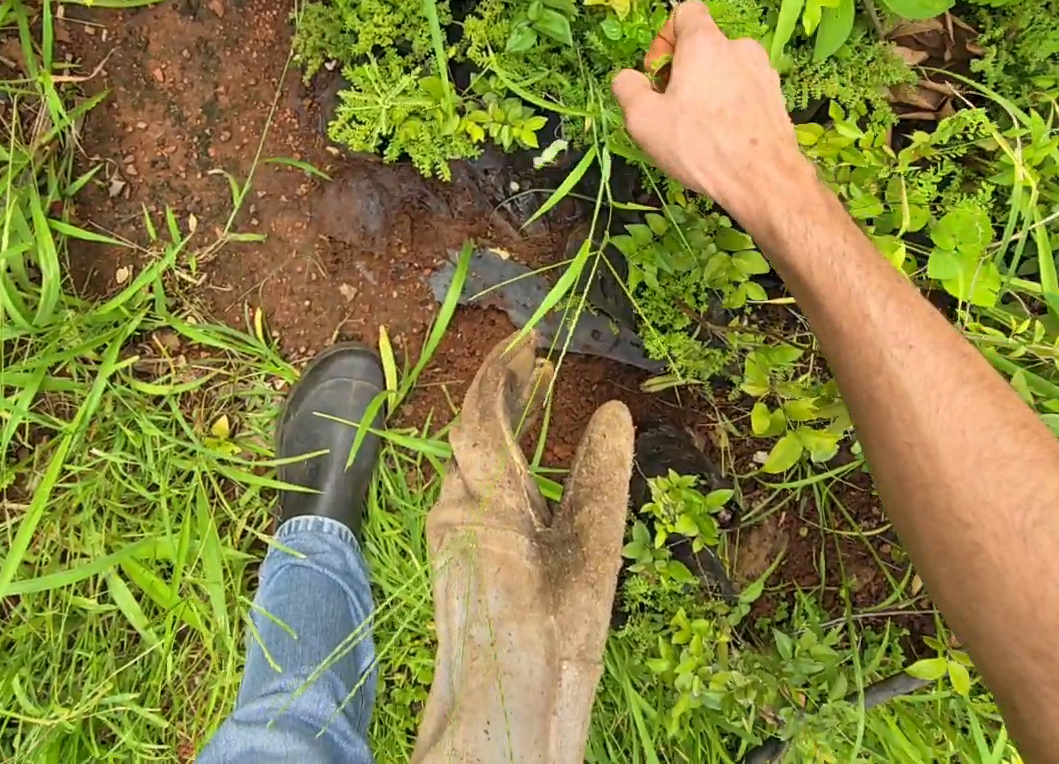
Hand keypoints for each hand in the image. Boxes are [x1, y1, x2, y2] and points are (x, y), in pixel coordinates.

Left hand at [414, 331, 631, 763]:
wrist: (499, 720)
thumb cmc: (552, 642)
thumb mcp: (591, 555)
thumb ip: (601, 478)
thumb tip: (614, 413)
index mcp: (484, 501)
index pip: (483, 412)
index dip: (502, 368)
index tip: (527, 338)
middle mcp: (452, 508)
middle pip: (470, 429)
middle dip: (500, 388)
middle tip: (534, 360)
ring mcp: (444, 534)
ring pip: (466, 457)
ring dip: (496, 422)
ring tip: (531, 395)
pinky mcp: (448, 555)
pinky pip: (466, 485)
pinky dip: (491, 457)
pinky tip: (518, 465)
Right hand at [611, 0, 815, 231]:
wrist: (762, 178)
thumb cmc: (698, 144)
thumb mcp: (642, 119)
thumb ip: (627, 88)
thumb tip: (627, 79)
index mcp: (704, 43)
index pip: (685, 11)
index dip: (663, 39)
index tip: (656, 74)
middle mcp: (738, 47)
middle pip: (702, 45)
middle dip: (681, 70)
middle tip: (669, 108)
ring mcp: (762, 72)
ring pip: (722, 69)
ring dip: (704, 89)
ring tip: (694, 128)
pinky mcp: (775, 97)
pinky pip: (741, 90)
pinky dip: (726, 105)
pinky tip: (718, 137)